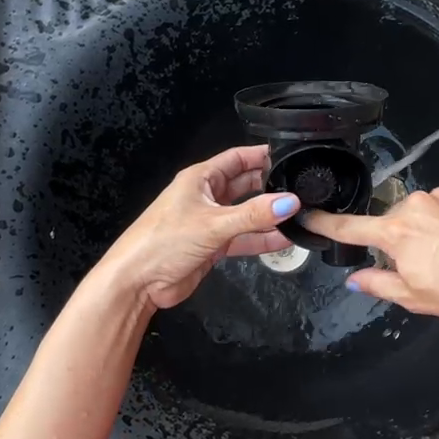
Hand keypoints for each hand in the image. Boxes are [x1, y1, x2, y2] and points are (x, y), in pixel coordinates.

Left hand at [98, 145, 299, 310]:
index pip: (237, 159)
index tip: (291, 156)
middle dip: (270, 186)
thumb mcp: (214, 224)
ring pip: (246, 214)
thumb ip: (254, 215)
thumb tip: (291, 202)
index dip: (261, 156)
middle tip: (301, 187)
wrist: (137, 282)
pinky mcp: (213, 245)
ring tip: (300, 215)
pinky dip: (262, 239)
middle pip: (245, 185)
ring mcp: (210, 221)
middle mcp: (206, 196)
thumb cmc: (165, 241)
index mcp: (200, 179)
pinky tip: (285, 240)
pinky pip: (243, 238)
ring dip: (268, 216)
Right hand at [301, 188, 438, 345]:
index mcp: (396, 231)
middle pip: (395, 221)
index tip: (306, 214)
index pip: (350, 227)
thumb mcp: (413, 298)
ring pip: (425, 212)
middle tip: (423, 268)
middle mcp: (417, 204)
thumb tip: (354, 278)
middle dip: (400, 240)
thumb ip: (378, 284)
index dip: (325, 224)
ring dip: (429, 230)